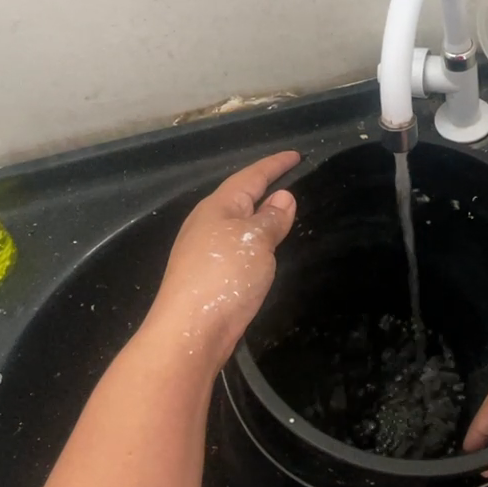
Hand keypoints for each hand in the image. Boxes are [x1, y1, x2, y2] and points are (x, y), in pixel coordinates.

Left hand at [145, 150, 299, 363]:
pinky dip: (255, 239)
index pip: (251, 176)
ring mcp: (205, 251)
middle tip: (292, 179)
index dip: (275, 165)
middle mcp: (208, 224)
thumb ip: (271, 218)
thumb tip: (283, 197)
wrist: (190, 331)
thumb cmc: (223, 277)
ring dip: (260, 215)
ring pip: (238, 222)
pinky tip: (264, 249)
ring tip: (283, 211)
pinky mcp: (209, 276)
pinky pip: (237, 245)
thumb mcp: (256, 241)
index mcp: (218, 207)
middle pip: (240, 197)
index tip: (296, 155)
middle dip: (264, 186)